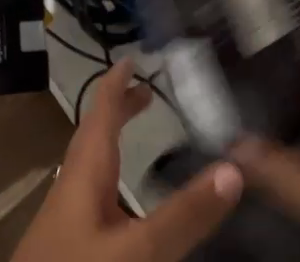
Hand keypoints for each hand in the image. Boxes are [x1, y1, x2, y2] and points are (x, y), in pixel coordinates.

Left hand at [13, 59, 242, 261]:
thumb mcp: (139, 250)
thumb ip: (184, 215)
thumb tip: (234, 169)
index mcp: (85, 171)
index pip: (101, 112)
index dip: (117, 83)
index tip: (132, 57)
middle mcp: (72, 185)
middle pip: (94, 134)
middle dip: (118, 110)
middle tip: (148, 94)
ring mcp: (65, 215)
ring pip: (90, 164)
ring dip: (112, 141)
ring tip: (137, 133)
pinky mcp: (66, 241)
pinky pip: (92, 191)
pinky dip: (110, 176)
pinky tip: (121, 201)